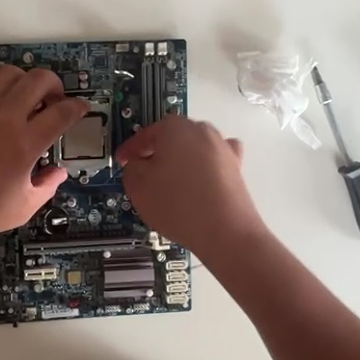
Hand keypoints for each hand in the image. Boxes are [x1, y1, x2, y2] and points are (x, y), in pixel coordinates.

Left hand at [0, 66, 86, 250]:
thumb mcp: (23, 208)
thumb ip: (47, 186)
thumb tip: (58, 172)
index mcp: (25, 144)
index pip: (62, 112)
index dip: (78, 107)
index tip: (81, 108)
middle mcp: (3, 117)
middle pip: (39, 80)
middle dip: (55, 86)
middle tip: (55, 100)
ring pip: (10, 74)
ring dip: (25, 82)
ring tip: (26, 99)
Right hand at [116, 115, 268, 258]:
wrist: (226, 231)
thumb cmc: (177, 204)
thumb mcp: (137, 185)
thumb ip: (132, 168)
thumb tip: (140, 165)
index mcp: (176, 128)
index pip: (146, 134)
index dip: (131, 149)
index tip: (122, 160)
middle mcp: (203, 131)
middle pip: (172, 137)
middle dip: (157, 152)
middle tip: (144, 172)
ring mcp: (224, 148)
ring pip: (194, 149)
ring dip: (180, 161)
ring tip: (170, 184)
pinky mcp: (237, 169)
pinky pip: (213, 164)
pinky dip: (204, 169)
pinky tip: (199, 183)